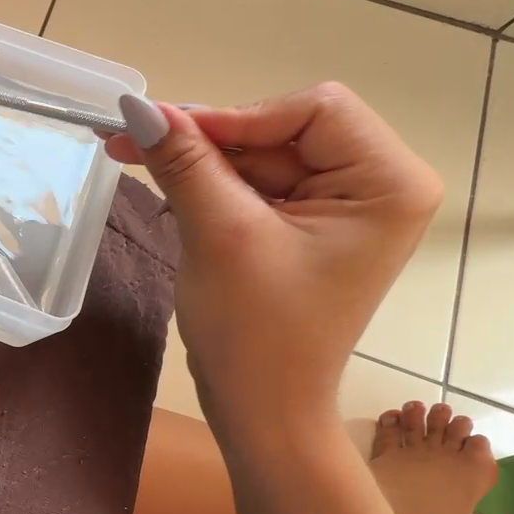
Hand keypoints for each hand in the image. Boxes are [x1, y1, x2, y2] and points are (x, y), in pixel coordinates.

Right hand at [107, 83, 443, 436]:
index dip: (234, 117)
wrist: (259, 405)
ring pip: (258, 161)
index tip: (160, 134)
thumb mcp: (219, 236)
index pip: (313, 111)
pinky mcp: (302, 232)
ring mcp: (338, 211)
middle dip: (207, 141)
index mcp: (386, 182)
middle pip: (281, 134)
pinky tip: (165, 193)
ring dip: (197, 165)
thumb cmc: (255, 328)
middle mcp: (374, 186)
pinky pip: (252, 191)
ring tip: (134, 162)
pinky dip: (206, 190)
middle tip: (127, 142)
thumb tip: (139, 108)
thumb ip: (185, 164)